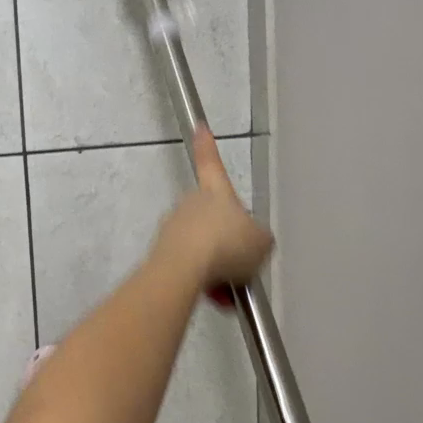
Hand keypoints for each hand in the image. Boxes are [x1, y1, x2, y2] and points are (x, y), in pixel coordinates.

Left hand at [152, 127, 273, 288]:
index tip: (199, 125)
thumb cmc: (228, 246)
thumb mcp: (261, 241)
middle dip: (225, 244)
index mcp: (215, 193)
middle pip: (212, 221)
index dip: (208, 146)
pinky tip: (213, 297)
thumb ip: (258, 239)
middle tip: (239, 265)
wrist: (184, 268)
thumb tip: (248, 247)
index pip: (212, 164)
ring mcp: (172, 229)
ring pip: (202, 249)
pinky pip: (189, 267)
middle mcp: (189, 205)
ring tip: (227, 288)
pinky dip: (203, 282)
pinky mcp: (161, 253)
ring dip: (216, 268)